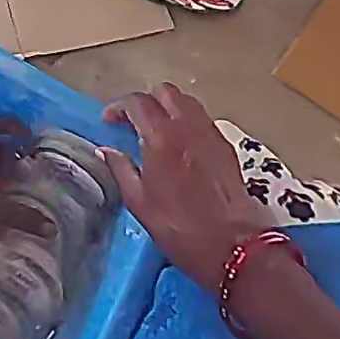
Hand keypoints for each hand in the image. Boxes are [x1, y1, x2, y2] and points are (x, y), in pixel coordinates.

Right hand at [98, 84, 264, 293]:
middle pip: (165, 92)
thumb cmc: (180, 228)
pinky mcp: (225, 145)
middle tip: (133, 123)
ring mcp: (210, 133)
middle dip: (145, 102)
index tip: (109, 121)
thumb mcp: (139, 202)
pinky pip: (202, 118)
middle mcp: (188, 126)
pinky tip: (179, 145)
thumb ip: (121, 169)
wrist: (233, 246)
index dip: (118, 107)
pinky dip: (186, 120)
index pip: (137, 103)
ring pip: (186, 101)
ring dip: (168, 107)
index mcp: (161, 137)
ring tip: (156, 130)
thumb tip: (106, 151)